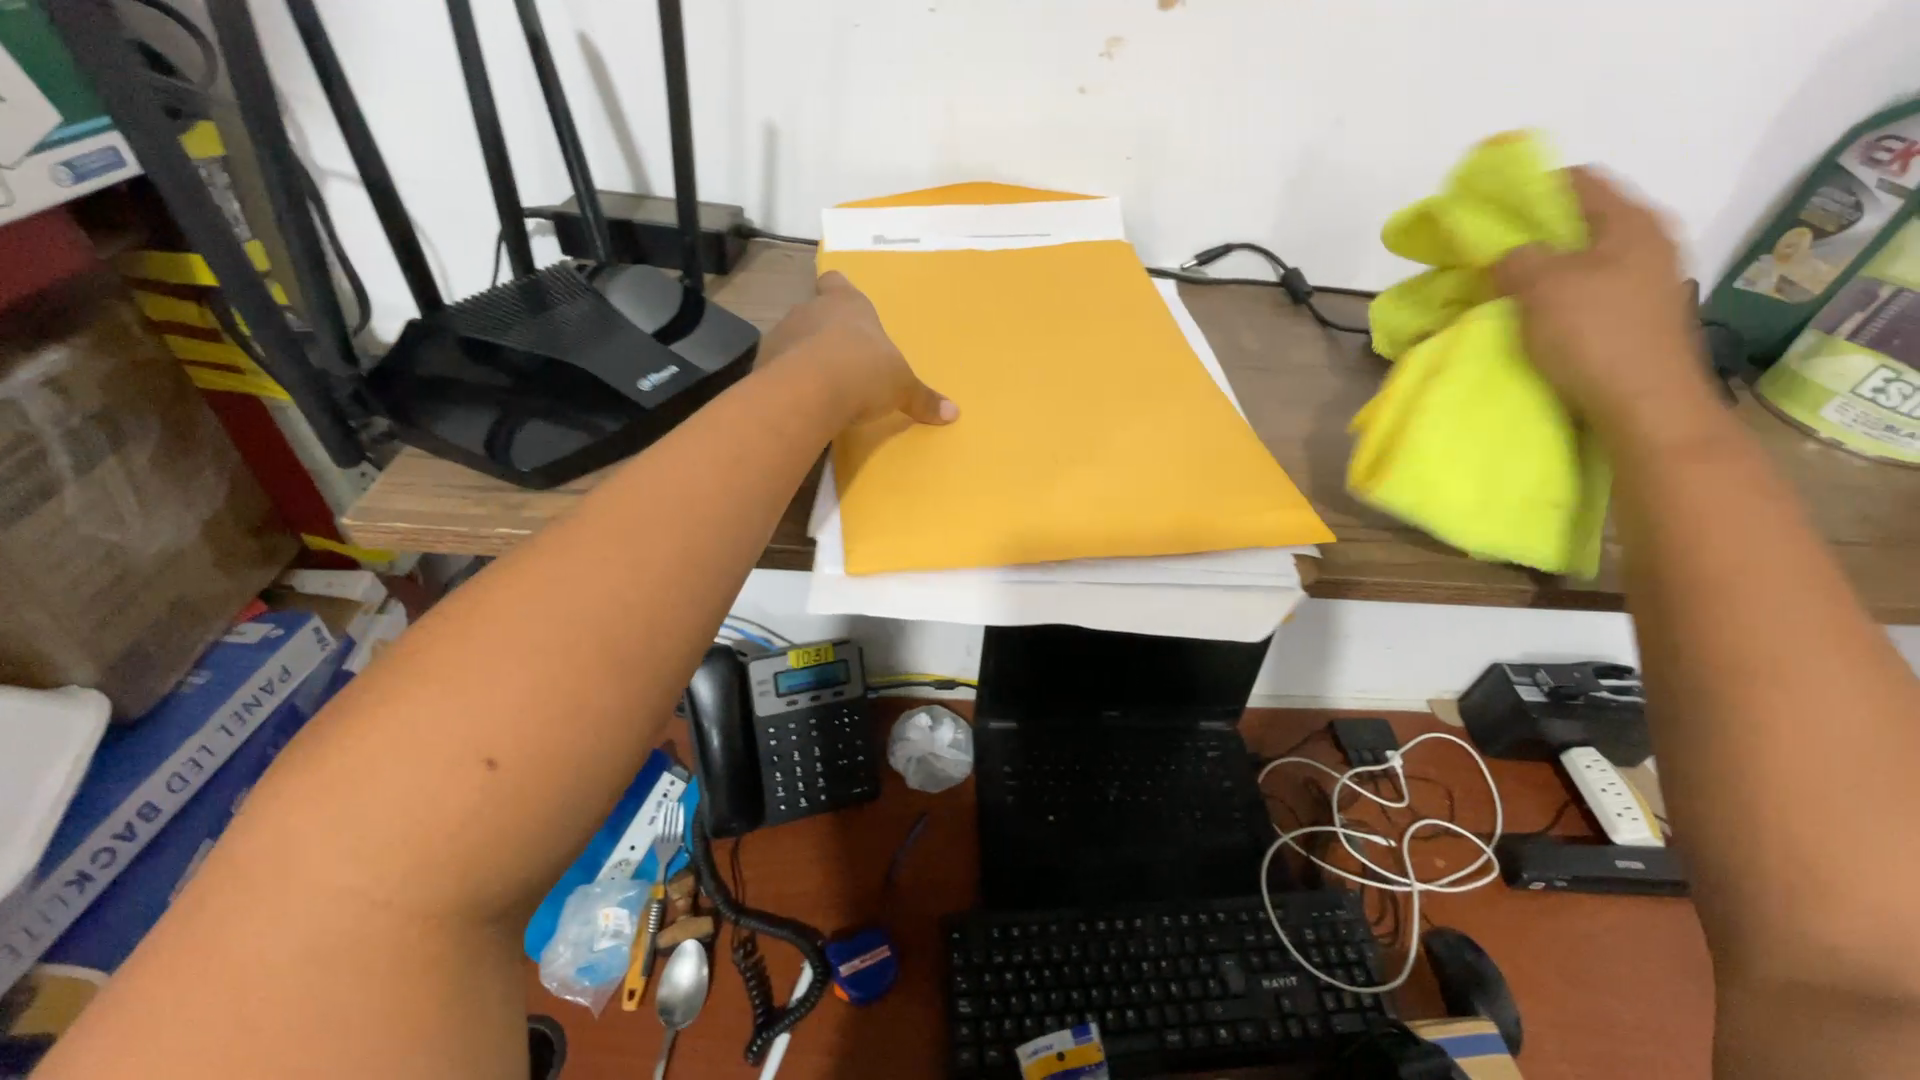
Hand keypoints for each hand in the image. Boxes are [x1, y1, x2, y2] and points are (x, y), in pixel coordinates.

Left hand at [760, 271, 957, 426]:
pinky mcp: (763, 364)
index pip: (837, 282)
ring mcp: (782, 335)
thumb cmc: (864, 372)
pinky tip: (799, 402)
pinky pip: (777, 369)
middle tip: (840, 358)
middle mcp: (810, 310)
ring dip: (802, 357)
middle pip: (814, 312)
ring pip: (792, 339)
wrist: (809, 391)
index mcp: (847, 304)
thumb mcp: (901, 387)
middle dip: (824, 332)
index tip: (844, 304)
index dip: (840, 291)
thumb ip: (922, 398)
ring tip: (819, 386)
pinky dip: (786, 382)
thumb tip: (953, 414)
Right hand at [1495, 169, 1716, 437]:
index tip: (1489, 215)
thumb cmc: (1596, 336)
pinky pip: (1589, 294)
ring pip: (1583, 261)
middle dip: (1532, 237)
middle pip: (1581, 222)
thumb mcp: (1542, 287)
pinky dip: (1558, 300)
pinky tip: (1533, 321)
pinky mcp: (1638, 319)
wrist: (1647, 407)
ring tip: (1505, 293)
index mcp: (1632, 221)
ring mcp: (1647, 283)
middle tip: (1490, 257)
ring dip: (1543, 273)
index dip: (1530, 190)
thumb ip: (1516, 259)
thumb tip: (1509, 256)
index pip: (1578, 180)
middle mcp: (1648, 243)